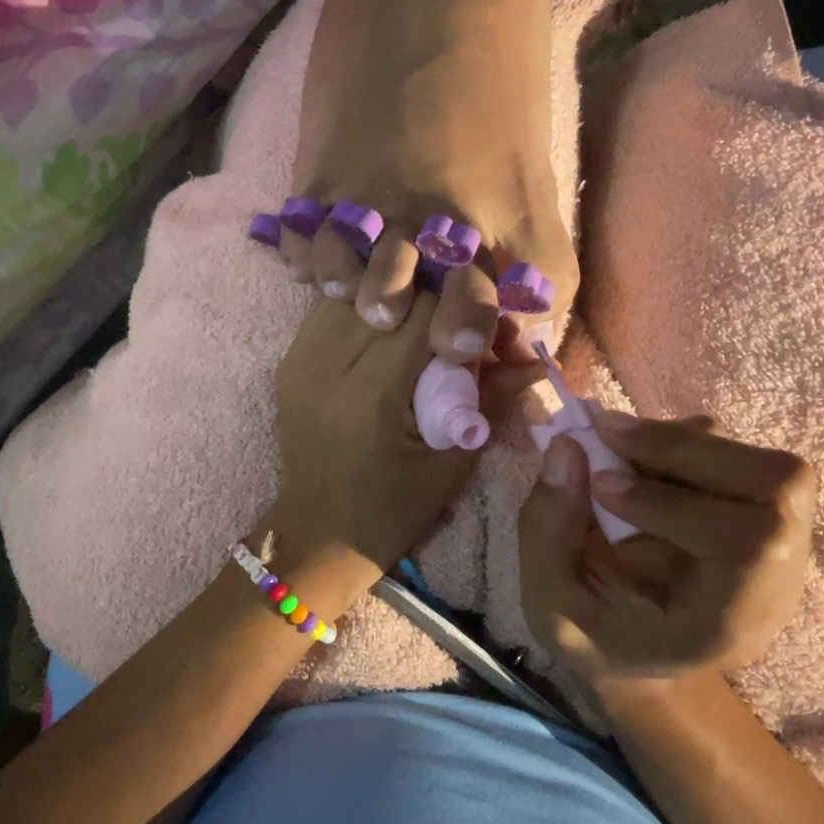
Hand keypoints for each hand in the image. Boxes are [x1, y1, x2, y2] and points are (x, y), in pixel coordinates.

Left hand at [262, 294, 486, 591]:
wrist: (318, 532)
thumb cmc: (393, 509)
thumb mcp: (452, 463)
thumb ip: (490, 402)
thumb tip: (536, 357)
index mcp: (374, 394)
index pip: (427, 312)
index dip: (459, 311)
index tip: (475, 330)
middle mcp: (330, 366)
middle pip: (390, 293)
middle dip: (428, 299)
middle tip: (449, 321)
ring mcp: (300, 360)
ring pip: (354, 291)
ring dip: (390, 297)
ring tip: (414, 321)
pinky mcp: (287, 361)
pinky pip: (327, 312)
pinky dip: (357, 309)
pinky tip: (380, 326)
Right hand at [276, 0, 580, 365]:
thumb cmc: (502, 55)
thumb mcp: (536, 157)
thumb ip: (527, 240)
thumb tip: (514, 312)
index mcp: (514, 218)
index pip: (510, 329)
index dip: (495, 362)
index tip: (483, 376)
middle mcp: (445, 221)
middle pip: (425, 323)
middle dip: (420, 341)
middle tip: (409, 332)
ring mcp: (376, 198)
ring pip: (353, 289)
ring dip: (355, 295)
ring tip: (357, 281)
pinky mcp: (320, 171)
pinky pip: (305, 245)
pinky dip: (308, 257)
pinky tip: (314, 246)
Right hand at [518, 412, 816, 681]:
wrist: (639, 652)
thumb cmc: (593, 634)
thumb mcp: (548, 600)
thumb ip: (546, 529)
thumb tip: (566, 445)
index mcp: (727, 619)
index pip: (748, 544)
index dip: (674, 502)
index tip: (599, 486)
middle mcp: (775, 580)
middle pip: (777, 487)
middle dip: (683, 447)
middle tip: (605, 430)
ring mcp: (781, 545)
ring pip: (762, 463)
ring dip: (681, 440)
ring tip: (616, 445)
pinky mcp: (764, 514)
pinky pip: (743, 457)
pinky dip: (684, 442)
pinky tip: (637, 458)